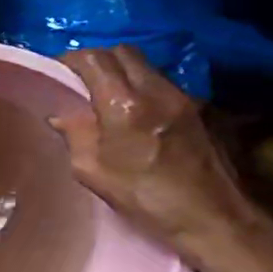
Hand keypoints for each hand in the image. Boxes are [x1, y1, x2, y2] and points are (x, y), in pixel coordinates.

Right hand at [51, 45, 272, 255]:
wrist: (214, 219)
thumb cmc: (145, 197)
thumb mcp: (92, 170)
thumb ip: (75, 135)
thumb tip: (61, 116)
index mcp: (124, 105)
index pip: (94, 59)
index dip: (71, 59)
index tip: (58, 73)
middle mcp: (155, 91)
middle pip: (122, 52)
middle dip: (97, 60)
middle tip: (80, 80)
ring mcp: (182, 97)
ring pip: (144, 65)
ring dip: (121, 72)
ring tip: (105, 95)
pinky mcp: (198, 108)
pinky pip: (160, 83)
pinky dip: (141, 86)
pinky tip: (135, 112)